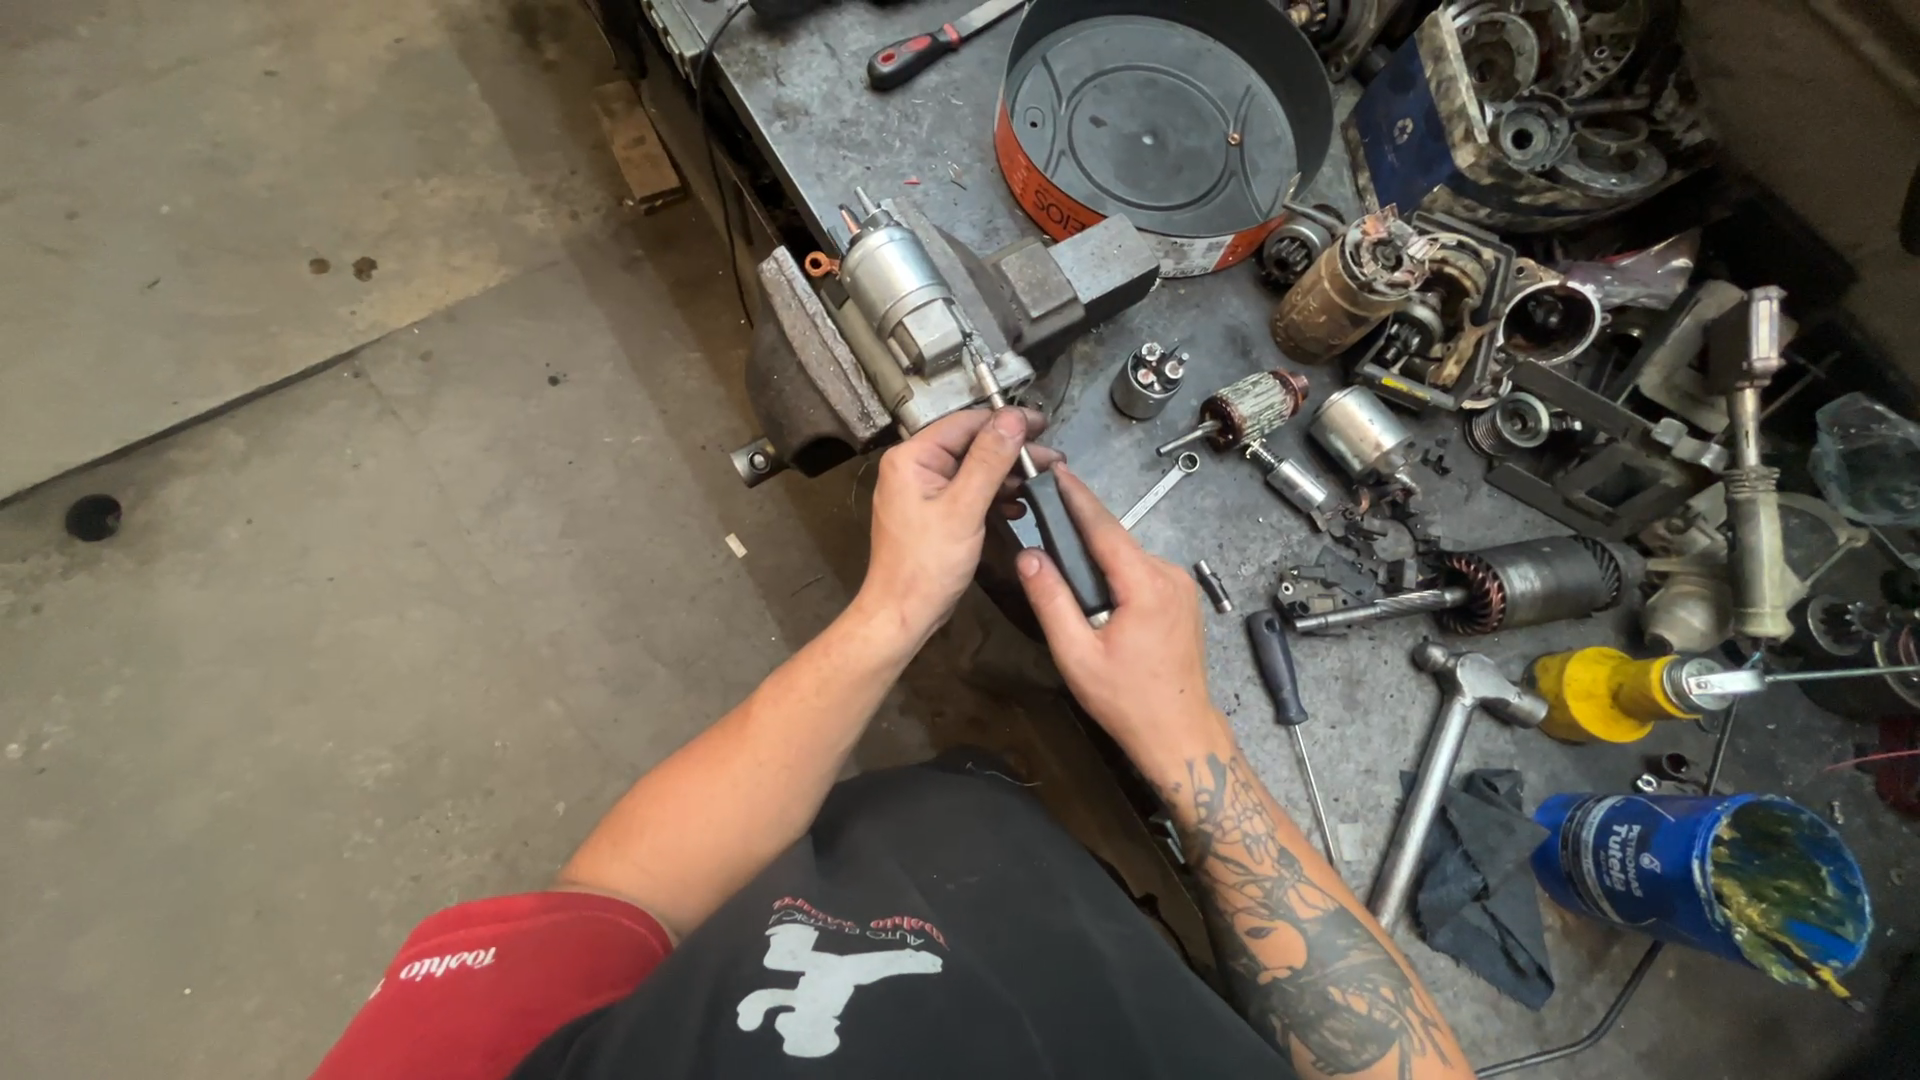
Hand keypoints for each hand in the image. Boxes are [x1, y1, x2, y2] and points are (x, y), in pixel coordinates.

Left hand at [857, 408, 1060, 643]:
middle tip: (1051, 460)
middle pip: (971, 445)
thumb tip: (1013, 418)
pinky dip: (993, 497)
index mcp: (912, 457)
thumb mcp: (964, 508)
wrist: (903, 613)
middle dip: (1012, 452)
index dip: (1006, 421)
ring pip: (973, 470)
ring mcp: (923, 491)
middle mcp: (914, 467)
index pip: (965, 423)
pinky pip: (968, 492)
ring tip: (1041, 483)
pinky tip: (1017, 506)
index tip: (1042, 425)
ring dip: (1007, 476)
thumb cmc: (927, 564)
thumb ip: (989, 460)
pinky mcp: (934, 512)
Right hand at [1014, 465, 1233, 780]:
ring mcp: (1180, 585)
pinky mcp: (1182, 597)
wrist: (1179, 733)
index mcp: (1145, 584)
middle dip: (1079, 525)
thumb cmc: (1126, 700)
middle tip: (1041, 511)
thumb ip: (1051, 600)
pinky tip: (1092, 583)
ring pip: (1127, 555)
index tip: (1054, 470)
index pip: (1104, 527)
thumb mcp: (1076, 654)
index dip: (1076, 496)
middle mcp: (1169, 575)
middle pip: (1115, 538)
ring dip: (1095, 552)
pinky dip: (1114, 569)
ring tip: (1059, 553)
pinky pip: (1140, 570)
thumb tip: (1029, 556)